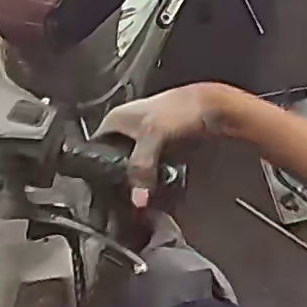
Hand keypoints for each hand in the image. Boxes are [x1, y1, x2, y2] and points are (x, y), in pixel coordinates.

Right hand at [99, 83, 241, 189]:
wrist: (211, 107)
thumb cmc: (179, 110)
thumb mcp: (152, 136)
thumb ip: (141, 167)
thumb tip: (136, 199)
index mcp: (115, 119)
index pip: (94, 148)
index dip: (95, 168)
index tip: (99, 190)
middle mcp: (126, 127)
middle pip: (113, 159)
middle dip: (117, 179)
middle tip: (119, 200)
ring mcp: (143, 138)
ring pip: (132, 166)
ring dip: (135, 181)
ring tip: (136, 198)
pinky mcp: (160, 147)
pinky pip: (149, 168)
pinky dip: (150, 179)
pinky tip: (152, 190)